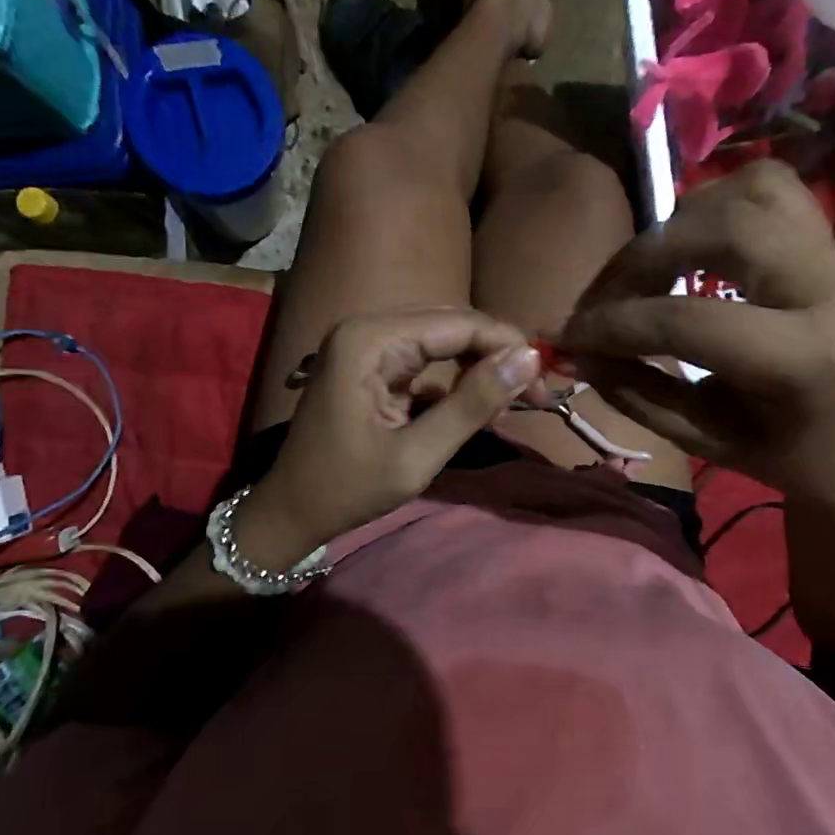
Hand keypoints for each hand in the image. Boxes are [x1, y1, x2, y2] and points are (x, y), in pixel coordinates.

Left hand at [245, 309, 542, 555]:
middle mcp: (367, 327)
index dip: (507, 346)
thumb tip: (529, 358)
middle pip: (451, 324)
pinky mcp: (370, 364)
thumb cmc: (348, 489)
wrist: (291, 510)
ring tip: (511, 402)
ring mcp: (365, 344)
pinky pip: (425, 360)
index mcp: (370, 339)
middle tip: (534, 394)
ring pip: (442, 340)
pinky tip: (475, 408)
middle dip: (496, 354)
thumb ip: (472, 404)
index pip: (458, 323)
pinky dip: (454, 381)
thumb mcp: (417, 454)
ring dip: (478, 366)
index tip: (543, 385)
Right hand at [559, 161, 834, 496]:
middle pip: (725, 231)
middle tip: (603, 296)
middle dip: (644, 259)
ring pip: (751, 194)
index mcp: (807, 362)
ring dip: (679, 223)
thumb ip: (633, 391)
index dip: (618, 322)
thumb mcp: (697, 437)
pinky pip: (771, 191)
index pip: (691, 321)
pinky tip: (690, 241)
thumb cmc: (775, 452)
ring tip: (645, 268)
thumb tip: (573, 349)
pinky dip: (716, 205)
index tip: (572, 333)